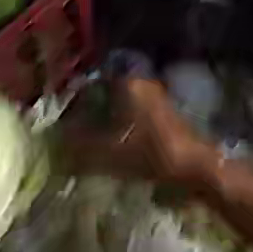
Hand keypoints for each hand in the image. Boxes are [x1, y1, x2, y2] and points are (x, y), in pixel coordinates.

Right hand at [63, 78, 220, 187]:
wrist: (196, 168)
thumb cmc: (152, 154)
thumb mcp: (110, 154)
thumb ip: (80, 148)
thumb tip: (56, 146)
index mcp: (128, 83)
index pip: (92, 83)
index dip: (74, 101)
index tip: (62, 120)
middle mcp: (143, 83)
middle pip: (106, 93)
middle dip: (89, 111)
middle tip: (72, 132)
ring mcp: (156, 97)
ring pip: (121, 104)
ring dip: (105, 120)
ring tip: (89, 141)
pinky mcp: (165, 114)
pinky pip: (134, 115)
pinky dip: (121, 126)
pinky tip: (112, 145)